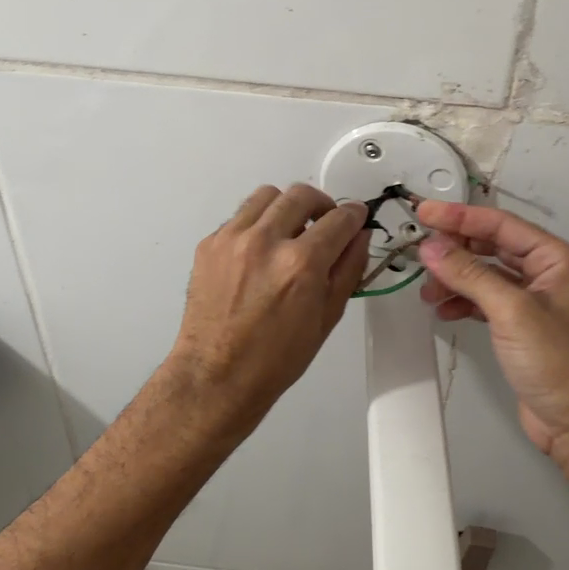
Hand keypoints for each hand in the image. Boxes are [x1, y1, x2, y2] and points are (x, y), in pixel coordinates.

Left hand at [171, 184, 369, 423]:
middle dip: (322, 204)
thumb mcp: (327, 318)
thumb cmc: (278, 358)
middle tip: (325, 223)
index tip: (357, 217)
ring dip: (286, 207)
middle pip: (301, 194)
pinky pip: (239, 217)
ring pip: (267, 196)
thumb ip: (348, 270)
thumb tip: (359, 236)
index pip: (338, 219)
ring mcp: (232, 239)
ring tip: (290, 232)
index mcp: (301, 264)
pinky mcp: (208, 245)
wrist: (217, 374)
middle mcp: (265, 241)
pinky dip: (256, 225)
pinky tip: (259, 254)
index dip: (354, 215)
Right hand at [416, 202, 568, 459]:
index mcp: (557, 259)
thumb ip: (470, 274)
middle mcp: (548, 274)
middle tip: (419, 251)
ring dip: (455, 278)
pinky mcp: (521, 328)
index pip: (502, 225)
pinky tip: (444, 310)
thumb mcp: (512, 312)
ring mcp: (535, 302)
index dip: (461, 217)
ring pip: (486, 275)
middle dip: (455, 249)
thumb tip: (431, 246)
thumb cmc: (559, 364)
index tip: (424, 212)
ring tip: (427, 291)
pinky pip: (486, 301)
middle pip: (493, 246)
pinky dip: (463, 302)